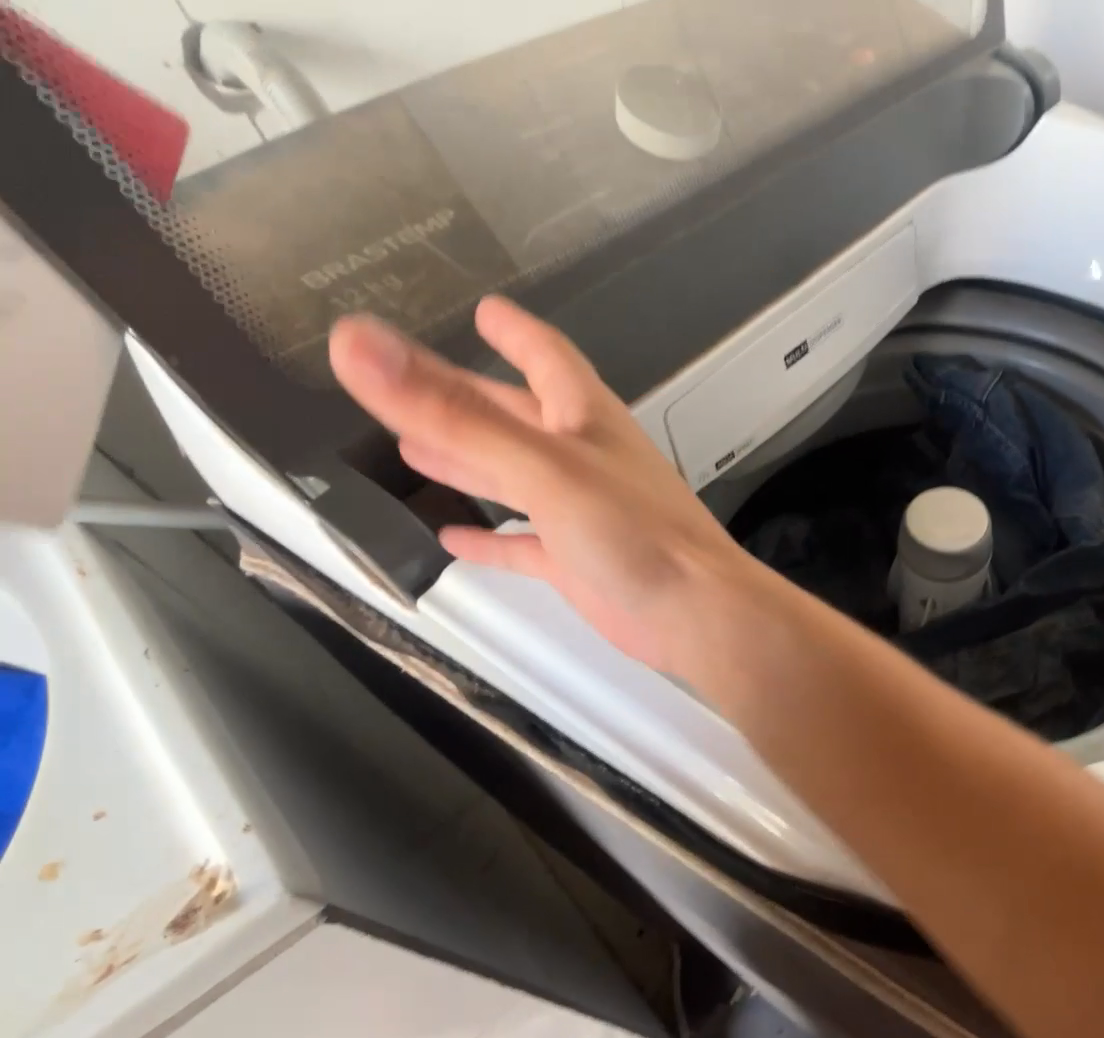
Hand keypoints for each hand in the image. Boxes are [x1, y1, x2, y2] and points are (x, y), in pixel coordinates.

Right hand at [328, 296, 778, 681]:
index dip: (517, 332)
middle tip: (412, 382)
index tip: (486, 310)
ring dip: (469, 461)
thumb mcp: (541, 466)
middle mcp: (585, 458)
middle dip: (468, 398)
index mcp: (586, 420)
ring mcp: (583, 510)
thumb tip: (361, 343)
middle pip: (518, 416)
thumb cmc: (635, 532)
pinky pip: (524, 543)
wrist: (693, 611)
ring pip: (516, 476)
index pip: (549, 358)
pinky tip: (454, 538)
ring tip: (412, 446)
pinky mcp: (578, 559)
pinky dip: (491, 538)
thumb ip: (456, 414)